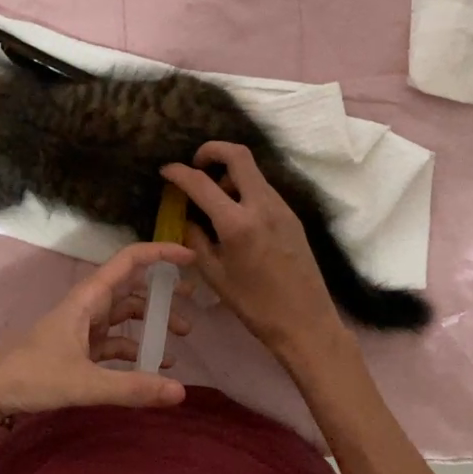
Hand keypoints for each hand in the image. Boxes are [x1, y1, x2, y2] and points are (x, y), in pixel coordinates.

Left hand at [0, 242, 194, 415]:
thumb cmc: (33, 376)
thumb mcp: (85, 384)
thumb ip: (132, 388)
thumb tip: (181, 391)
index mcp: (87, 299)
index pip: (129, 262)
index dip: (160, 253)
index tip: (190, 257)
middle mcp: (87, 307)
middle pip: (131, 288)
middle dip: (163, 291)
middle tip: (194, 302)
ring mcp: (82, 328)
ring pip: (124, 315)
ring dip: (151, 322)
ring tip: (181, 337)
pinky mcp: (77, 349)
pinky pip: (114, 341)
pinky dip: (135, 349)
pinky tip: (154, 366)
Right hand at [161, 142, 349, 363]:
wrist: (306, 322)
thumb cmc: (254, 305)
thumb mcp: (215, 275)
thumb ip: (196, 240)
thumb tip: (186, 218)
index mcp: (237, 223)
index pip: (201, 183)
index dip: (179, 173)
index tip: (166, 170)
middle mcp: (262, 206)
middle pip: (238, 155)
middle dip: (212, 150)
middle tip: (195, 165)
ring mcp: (282, 208)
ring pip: (253, 172)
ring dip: (229, 173)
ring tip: (214, 197)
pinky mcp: (292, 216)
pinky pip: (263, 190)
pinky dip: (244, 189)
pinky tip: (234, 213)